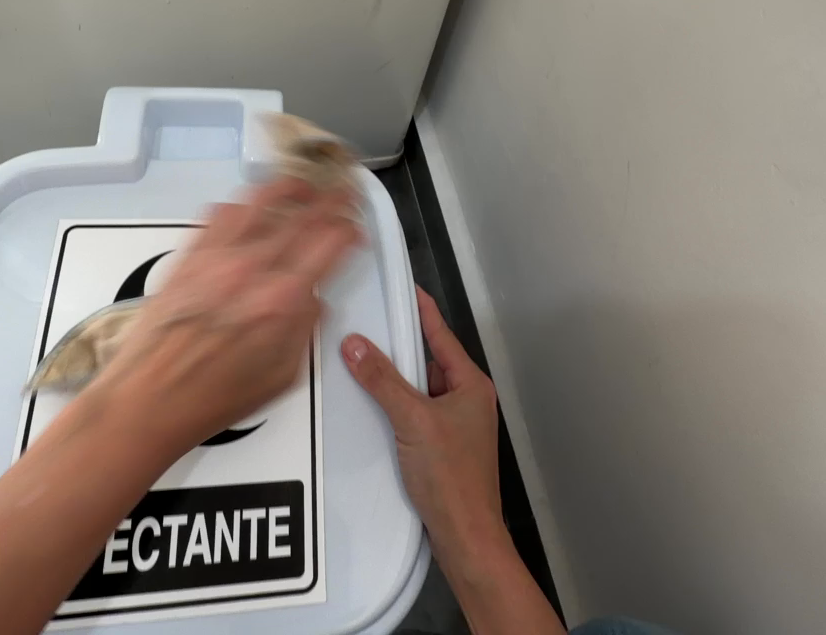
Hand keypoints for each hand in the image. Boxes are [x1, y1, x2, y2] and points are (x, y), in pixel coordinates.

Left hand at [89, 176, 362, 456]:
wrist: (147, 399)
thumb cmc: (211, 396)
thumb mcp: (282, 374)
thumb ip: (305, 328)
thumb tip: (312, 300)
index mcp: (282, 299)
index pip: (330, 241)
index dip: (350, 227)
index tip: (354, 229)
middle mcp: (251, 268)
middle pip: (302, 213)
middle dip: (330, 199)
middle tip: (342, 195)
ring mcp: (217, 256)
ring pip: (260, 199)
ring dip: (288, 187)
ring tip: (301, 187)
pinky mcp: (189, 255)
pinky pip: (220, 212)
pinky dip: (243, 203)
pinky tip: (250, 208)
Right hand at [343, 292, 563, 633]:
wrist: (465, 538)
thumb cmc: (449, 475)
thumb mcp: (412, 419)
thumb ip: (382, 381)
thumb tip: (355, 344)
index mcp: (471, 384)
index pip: (442, 335)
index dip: (421, 310)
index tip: (403, 287)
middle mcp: (468, 399)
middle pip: (429, 362)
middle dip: (400, 348)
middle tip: (367, 327)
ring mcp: (458, 425)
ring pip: (421, 390)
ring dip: (396, 381)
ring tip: (362, 364)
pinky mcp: (444, 447)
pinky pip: (417, 413)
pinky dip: (397, 407)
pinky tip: (372, 408)